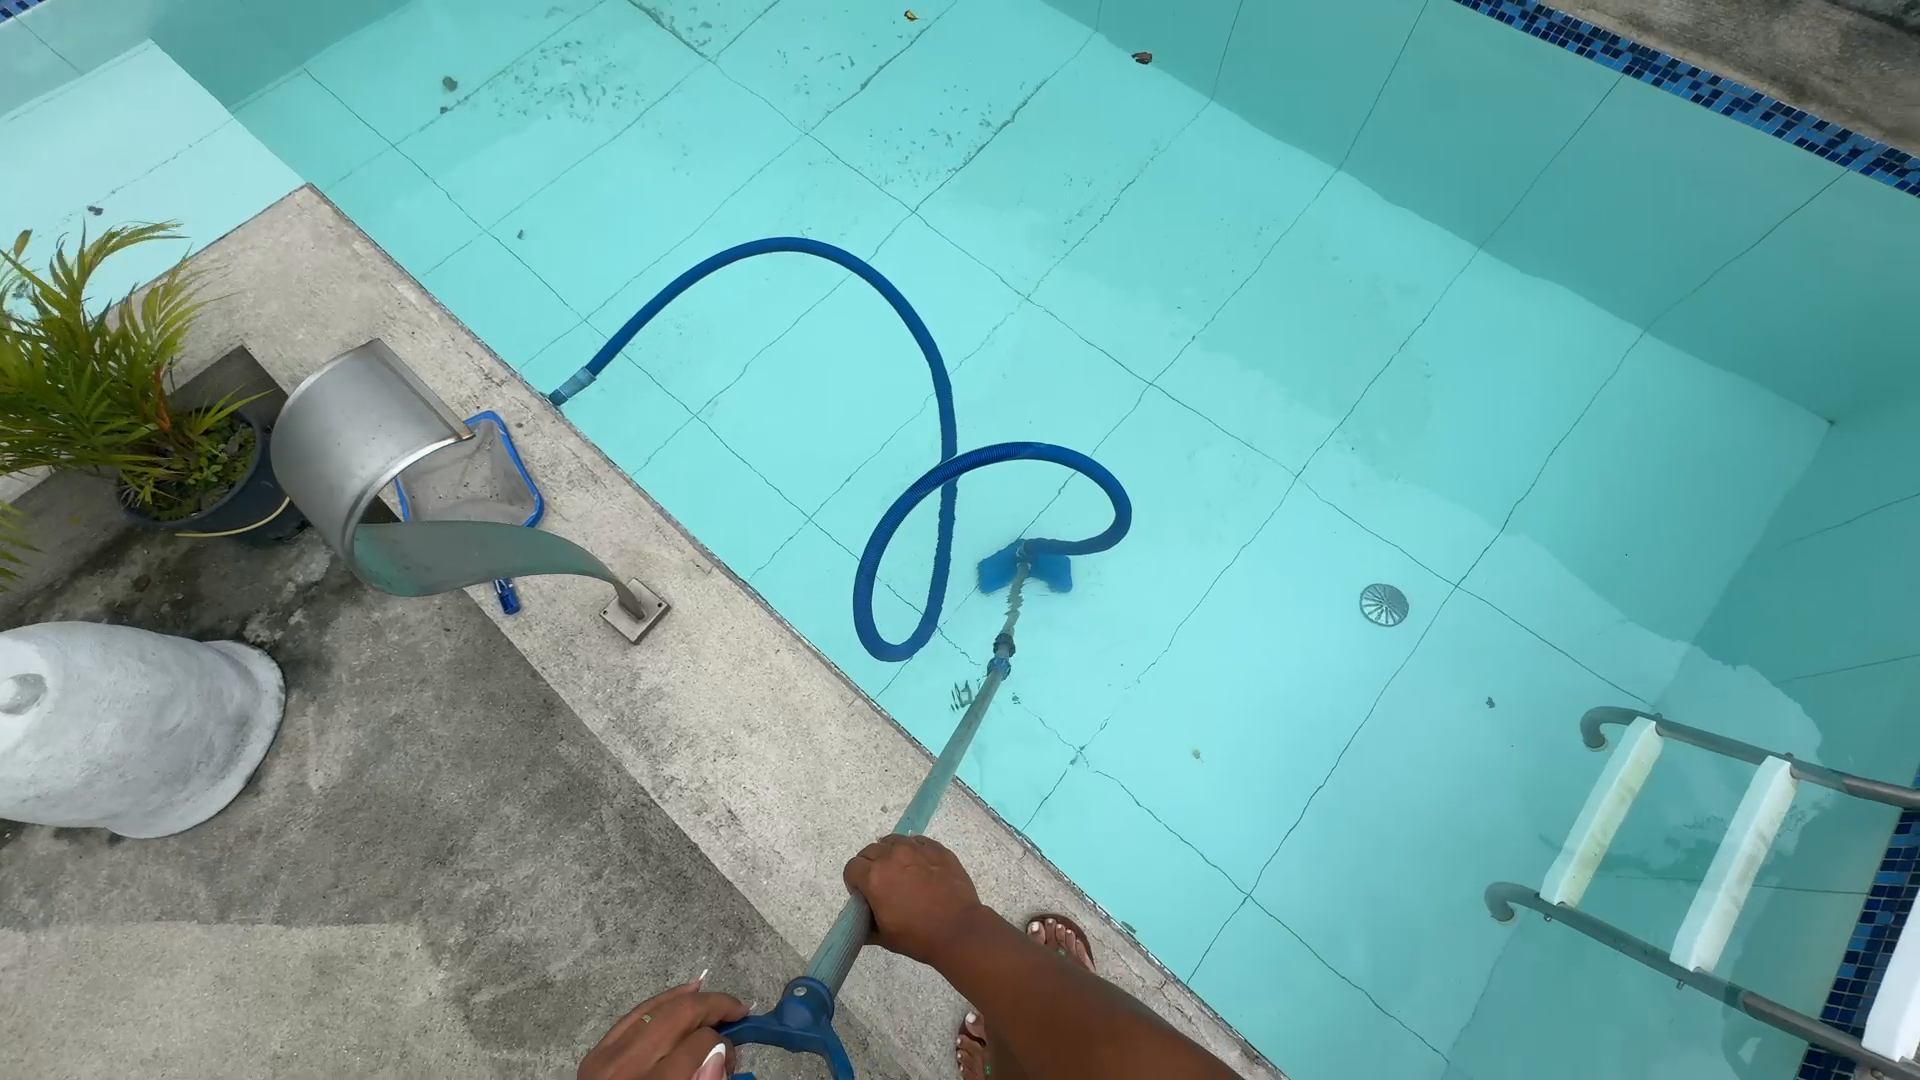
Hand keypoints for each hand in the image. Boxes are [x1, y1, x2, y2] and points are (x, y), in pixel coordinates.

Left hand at [578, 979, 748, 1079]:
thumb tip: (719, 1054)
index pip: (697, 1045)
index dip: (723, 1045)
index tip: (732, 1058)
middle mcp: (623, 1069)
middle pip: (678, 1017)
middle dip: (714, 1007)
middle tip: (739, 1014)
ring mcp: (604, 1059)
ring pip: (657, 1007)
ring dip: (692, 998)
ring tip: (720, 1001)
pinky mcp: (594, 1055)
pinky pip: (634, 1013)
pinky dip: (663, 1000)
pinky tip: (687, 991)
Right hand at [843, 834, 986, 966]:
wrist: (957, 928)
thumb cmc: (918, 936)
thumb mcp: (884, 937)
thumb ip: (866, 925)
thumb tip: (861, 922)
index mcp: (874, 877)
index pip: (851, 867)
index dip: (854, 882)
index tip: (864, 895)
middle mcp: (892, 855)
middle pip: (870, 851)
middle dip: (870, 866)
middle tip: (882, 885)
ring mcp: (916, 848)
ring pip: (893, 841)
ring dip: (890, 854)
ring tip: (901, 872)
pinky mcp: (936, 848)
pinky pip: (916, 841)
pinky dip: (913, 850)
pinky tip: (920, 866)